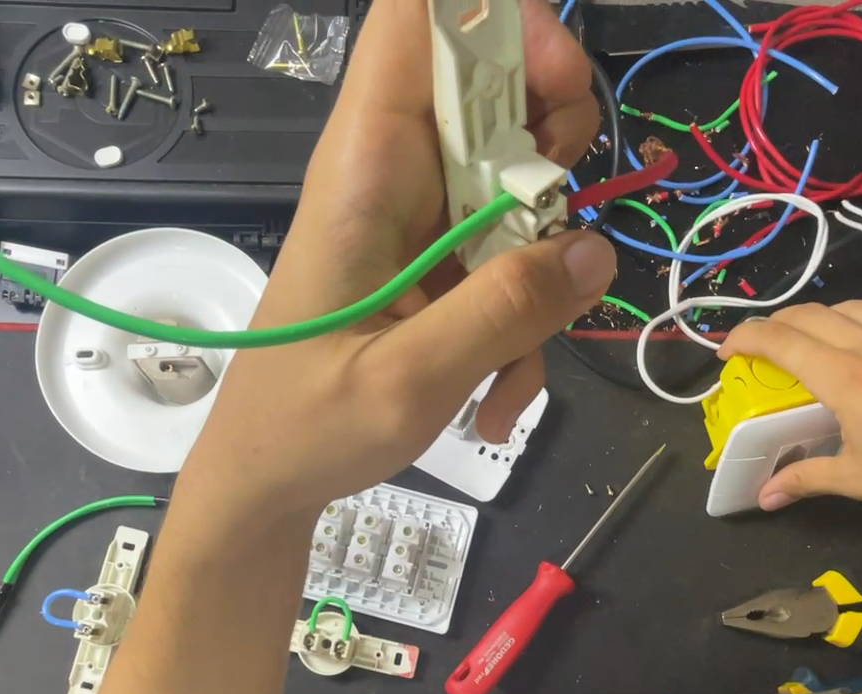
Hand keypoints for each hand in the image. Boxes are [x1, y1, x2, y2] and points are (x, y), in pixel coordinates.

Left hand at [177, 0, 617, 516]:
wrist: (266, 480)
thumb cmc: (307, 428)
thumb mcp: (408, 381)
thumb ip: (502, 313)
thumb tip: (595, 251)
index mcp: (363, 171)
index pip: (417, 18)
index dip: (498, 18)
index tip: (557, 90)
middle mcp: (393, 182)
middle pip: (490, 94)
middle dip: (550, 148)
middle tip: (561, 227)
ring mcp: (417, 234)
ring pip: (512, 193)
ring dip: (544, 268)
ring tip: (522, 354)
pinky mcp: (432, 280)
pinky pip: (502, 271)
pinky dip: (518, 332)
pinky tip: (496, 403)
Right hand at [717, 298, 861, 524]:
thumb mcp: (857, 478)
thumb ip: (805, 479)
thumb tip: (763, 499)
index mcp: (844, 377)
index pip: (781, 341)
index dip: (745, 338)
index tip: (726, 351)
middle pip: (811, 315)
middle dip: (775, 324)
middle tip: (761, 347)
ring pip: (854, 306)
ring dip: (822, 315)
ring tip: (812, 336)